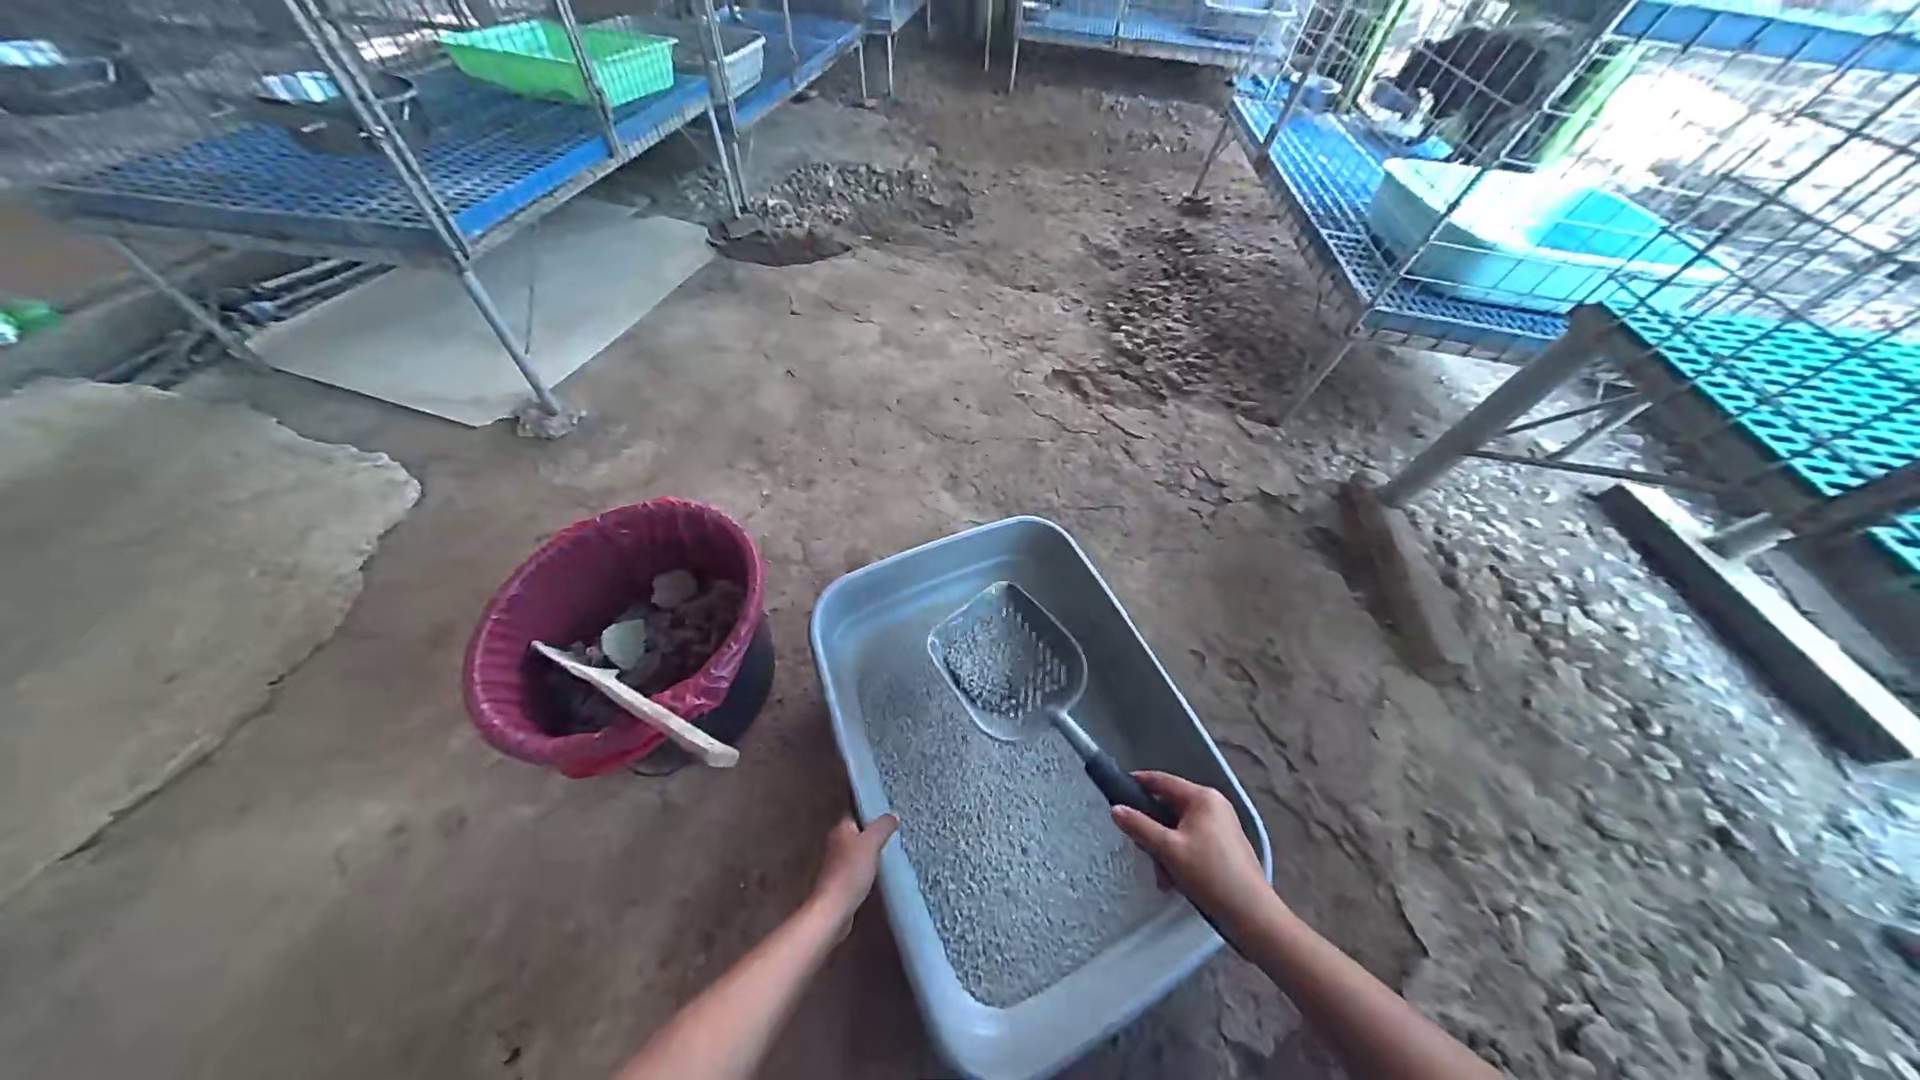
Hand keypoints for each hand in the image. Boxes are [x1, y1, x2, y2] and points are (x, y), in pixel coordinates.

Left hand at [808, 813, 898, 938]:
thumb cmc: (851, 871)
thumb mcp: (872, 843)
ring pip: (856, 852)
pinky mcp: (838, 882)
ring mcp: (835, 864)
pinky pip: (855, 869)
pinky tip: (875, 875)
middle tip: (891, 838)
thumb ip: (883, 827)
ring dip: (869, 854)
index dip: (871, 815)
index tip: (888, 820)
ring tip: (886, 856)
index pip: (856, 814)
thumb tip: (893, 815)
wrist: (834, 909)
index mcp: (840, 829)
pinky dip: (865, 871)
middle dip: (872, 836)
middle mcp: (835, 843)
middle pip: (857, 833)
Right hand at [1111, 771, 1271, 926]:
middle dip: (1153, 833)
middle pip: (1169, 808)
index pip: (1161, 780)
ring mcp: (1222, 825)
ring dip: (1165, 851)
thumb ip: (1139, 826)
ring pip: (1178, 829)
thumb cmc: (1209, 875)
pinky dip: (1180, 858)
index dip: (1137, 783)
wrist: (1253, 916)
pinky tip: (1177, 882)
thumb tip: (1116, 809)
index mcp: (1202, 798)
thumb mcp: (1168, 849)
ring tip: (1165, 878)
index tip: (1116, 791)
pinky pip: (1192, 842)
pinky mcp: (1226, 846)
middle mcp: (1214, 805)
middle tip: (1144, 852)